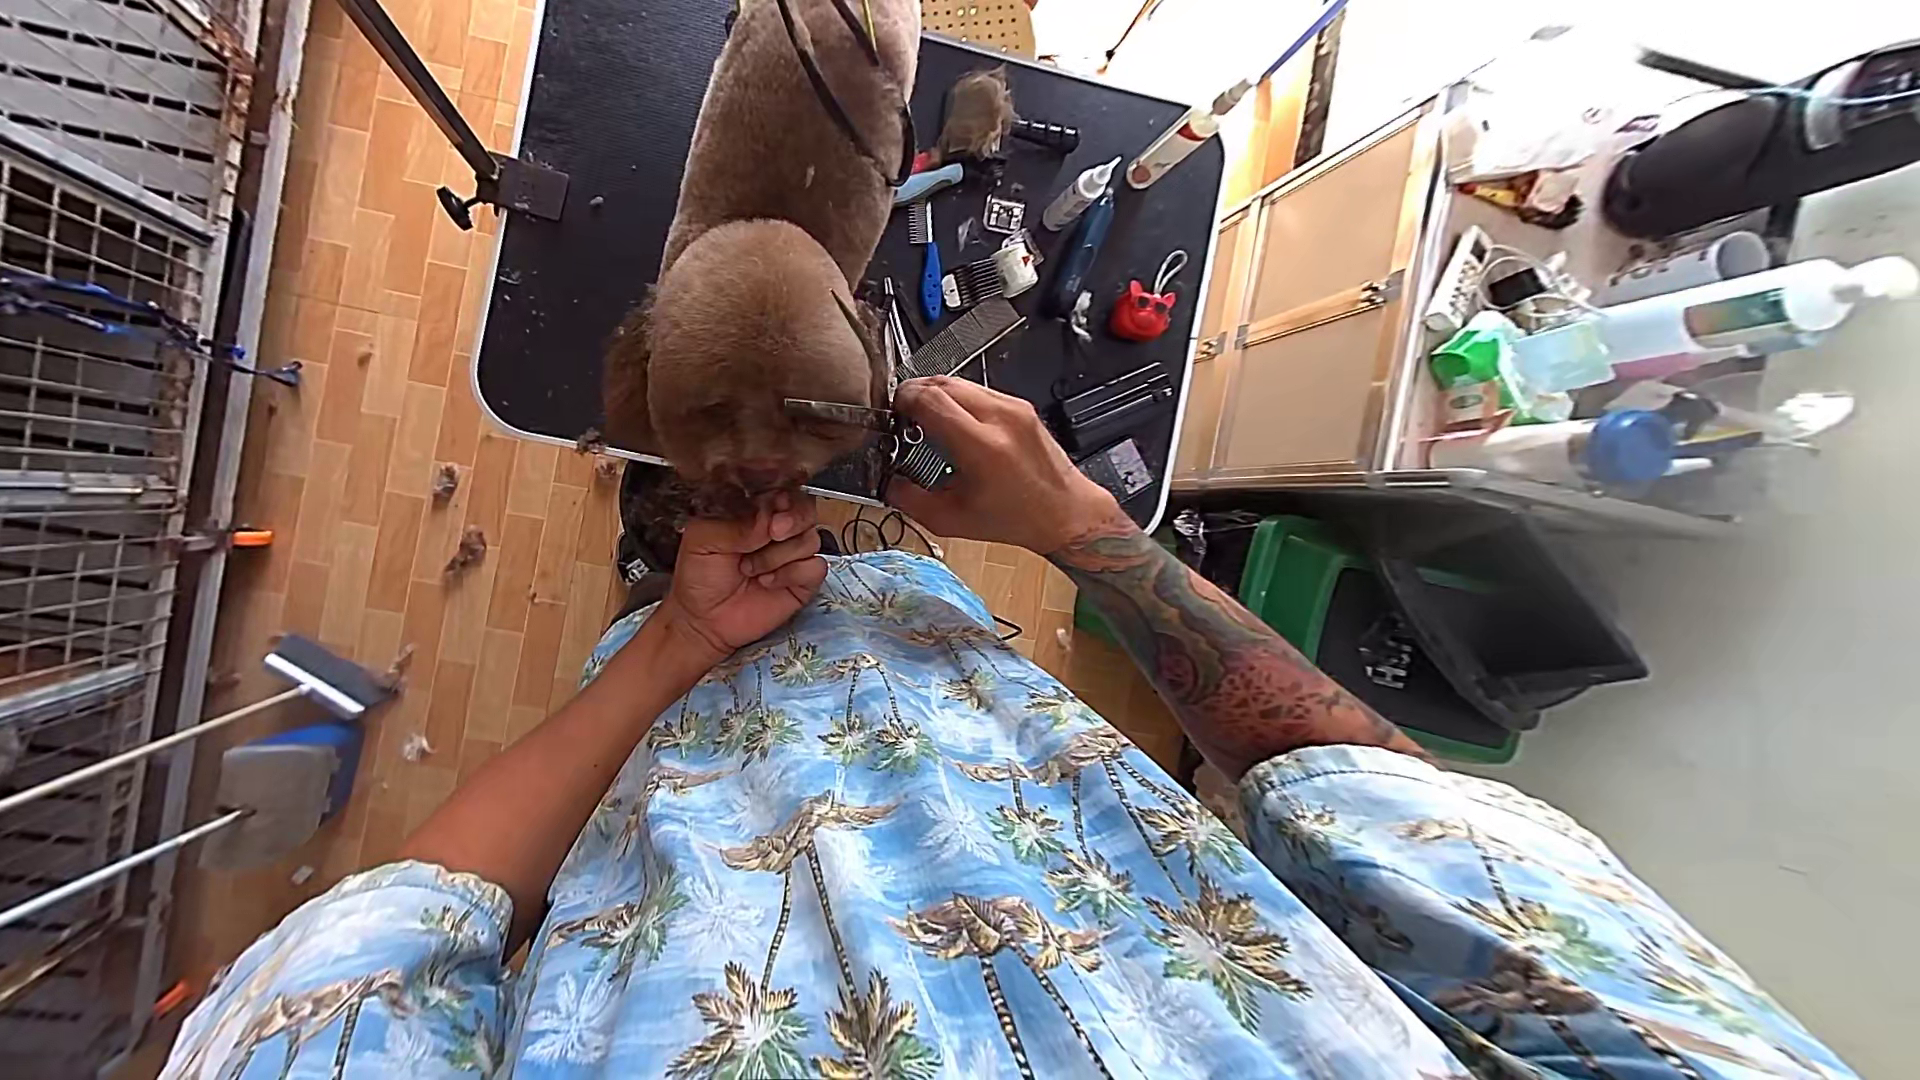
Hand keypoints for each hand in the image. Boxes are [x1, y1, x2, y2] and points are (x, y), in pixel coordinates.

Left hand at [653, 492, 826, 667]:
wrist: (703, 619)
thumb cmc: (699, 576)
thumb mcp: (703, 538)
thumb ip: (734, 522)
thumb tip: (768, 518)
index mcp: (756, 512)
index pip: (782, 492)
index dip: (782, 499)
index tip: (771, 512)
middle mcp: (778, 529)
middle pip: (807, 510)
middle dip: (792, 521)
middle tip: (772, 534)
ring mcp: (793, 554)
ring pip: (811, 539)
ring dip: (778, 556)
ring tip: (752, 569)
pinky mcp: (804, 580)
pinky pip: (816, 567)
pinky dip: (792, 574)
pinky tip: (768, 582)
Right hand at [887, 377, 1127, 553]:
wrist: (1064, 512)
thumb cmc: (1016, 518)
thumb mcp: (951, 520)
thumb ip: (909, 499)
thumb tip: (887, 481)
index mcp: (982, 447)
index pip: (929, 398)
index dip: (902, 402)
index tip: (894, 417)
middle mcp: (1000, 418)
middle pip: (940, 382)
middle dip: (915, 396)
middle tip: (906, 420)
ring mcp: (1013, 407)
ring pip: (958, 382)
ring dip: (936, 397)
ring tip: (930, 425)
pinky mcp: (1020, 405)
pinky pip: (978, 390)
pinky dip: (958, 402)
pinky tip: (956, 427)